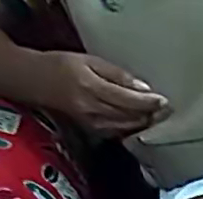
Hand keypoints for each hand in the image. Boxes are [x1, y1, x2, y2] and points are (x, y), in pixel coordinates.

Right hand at [30, 51, 169, 136]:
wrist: (37, 82)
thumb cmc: (63, 66)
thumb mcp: (89, 61)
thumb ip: (118, 75)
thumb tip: (144, 88)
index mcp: (91, 88)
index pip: (128, 100)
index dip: (149, 102)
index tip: (165, 101)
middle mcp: (94, 110)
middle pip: (132, 117)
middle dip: (151, 114)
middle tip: (166, 109)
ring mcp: (96, 125)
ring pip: (130, 128)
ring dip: (146, 123)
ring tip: (158, 115)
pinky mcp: (97, 133)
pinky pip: (123, 133)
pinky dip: (135, 127)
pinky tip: (141, 121)